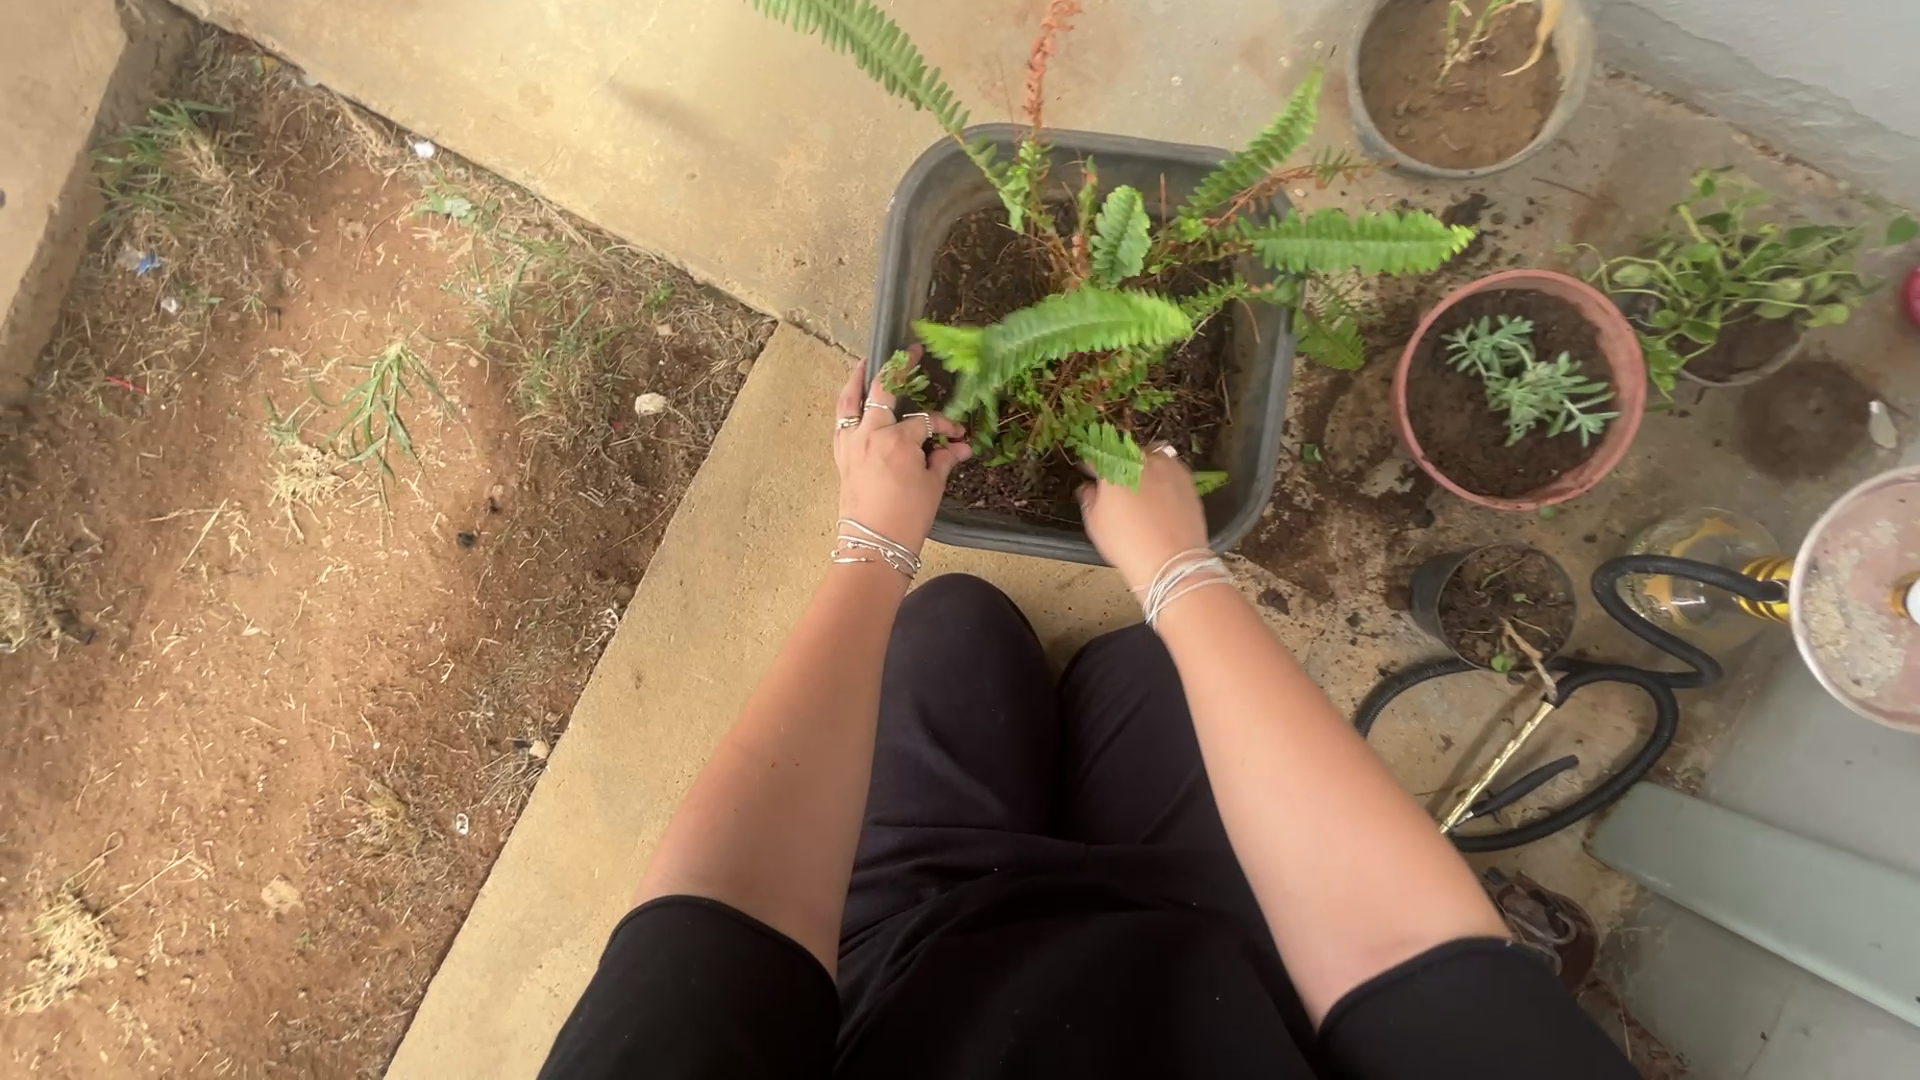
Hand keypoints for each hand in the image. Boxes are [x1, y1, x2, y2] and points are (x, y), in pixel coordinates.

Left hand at [832, 361, 969, 554]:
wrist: (874, 546)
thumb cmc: (907, 517)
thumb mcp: (931, 487)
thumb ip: (943, 460)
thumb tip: (961, 447)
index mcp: (898, 440)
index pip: (927, 421)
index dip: (946, 425)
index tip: (959, 435)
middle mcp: (870, 433)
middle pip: (883, 391)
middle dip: (900, 369)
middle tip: (911, 353)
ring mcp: (851, 443)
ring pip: (850, 400)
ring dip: (857, 379)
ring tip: (864, 363)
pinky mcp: (841, 456)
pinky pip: (840, 421)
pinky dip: (845, 406)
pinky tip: (851, 400)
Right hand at [1077, 447, 1208, 590]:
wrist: (1171, 561)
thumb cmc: (1127, 544)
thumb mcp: (1096, 524)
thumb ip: (1090, 498)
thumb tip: (1091, 488)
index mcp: (1113, 466)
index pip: (1097, 455)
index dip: (1091, 464)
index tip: (1089, 471)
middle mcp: (1141, 459)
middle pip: (1124, 452)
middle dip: (1117, 463)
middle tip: (1115, 482)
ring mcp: (1167, 466)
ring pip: (1149, 457)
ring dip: (1141, 466)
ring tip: (1139, 486)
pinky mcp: (1186, 477)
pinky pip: (1169, 468)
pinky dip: (1161, 475)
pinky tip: (1158, 494)